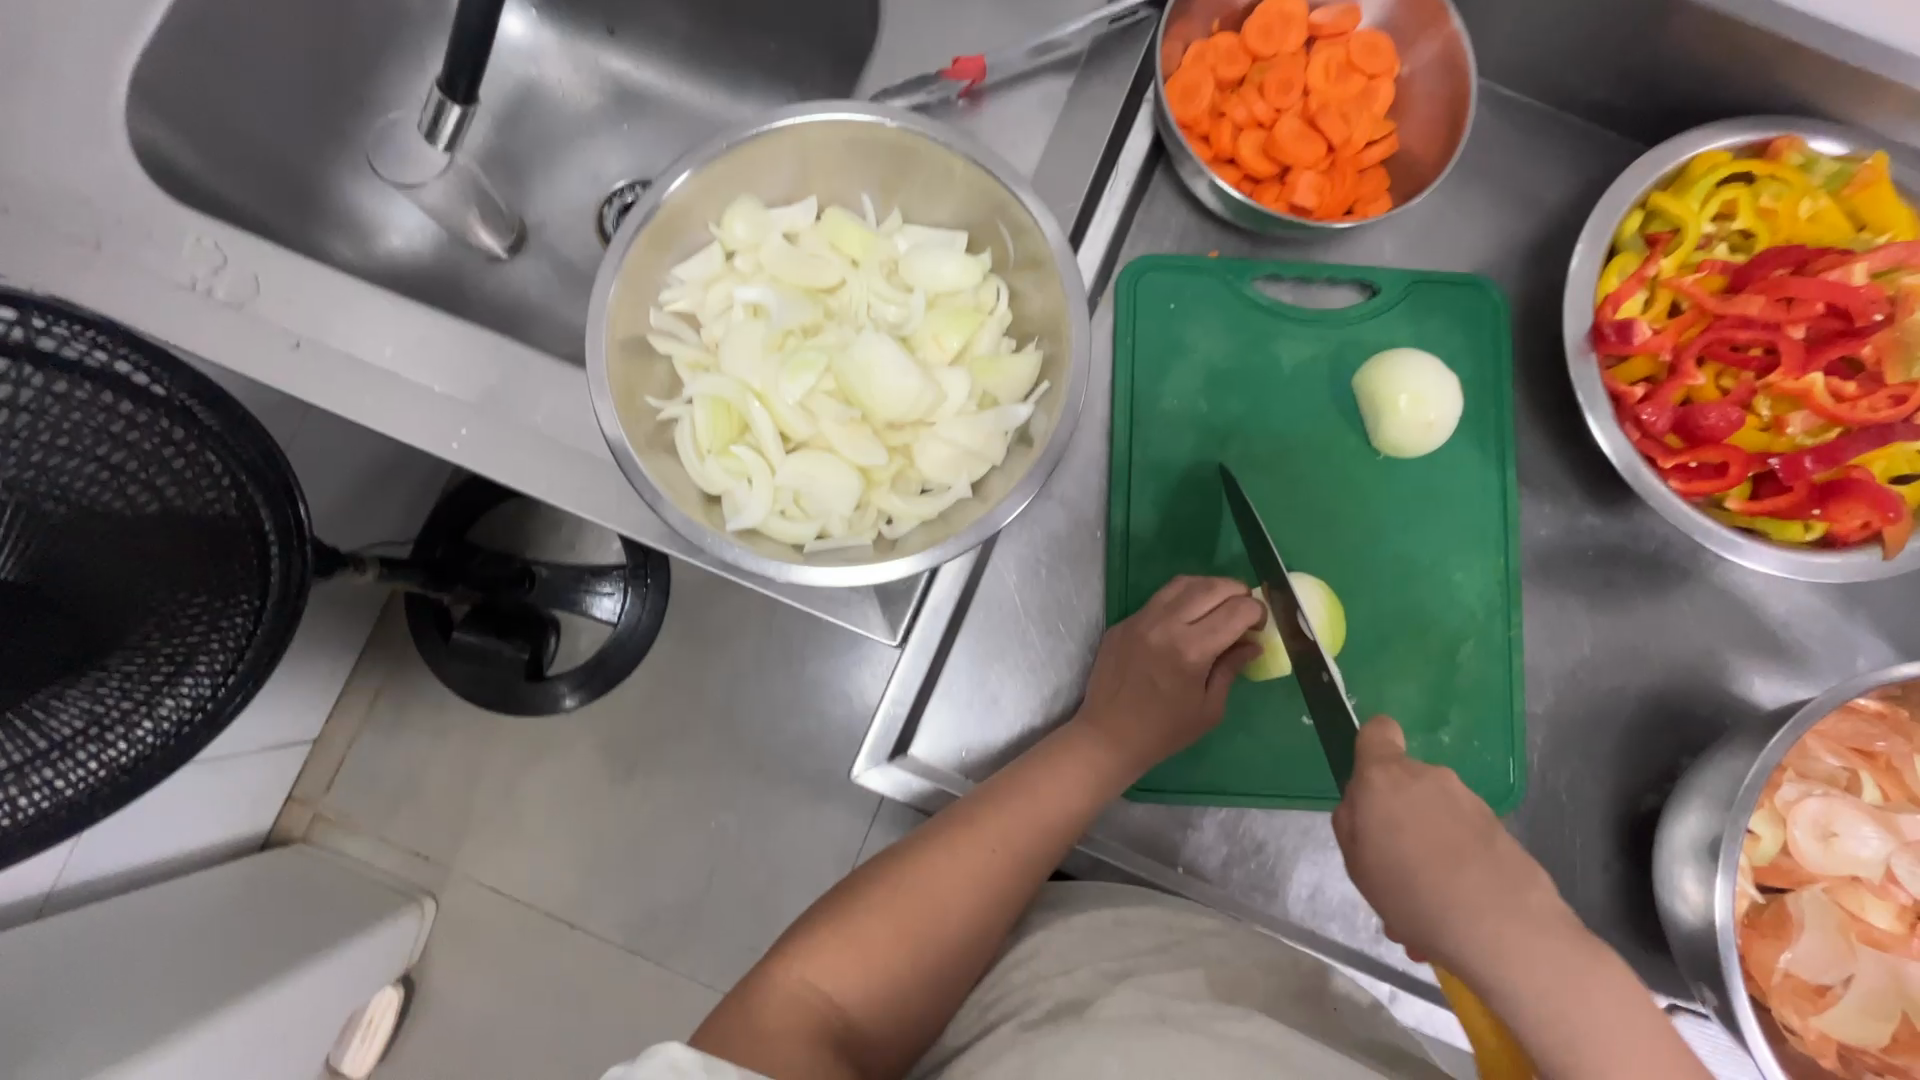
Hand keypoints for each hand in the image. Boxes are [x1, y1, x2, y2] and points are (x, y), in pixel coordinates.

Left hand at [1072, 576, 1265, 778]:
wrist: (1108, 735)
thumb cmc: (1164, 731)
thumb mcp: (1210, 708)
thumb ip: (1231, 668)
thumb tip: (1253, 644)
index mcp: (1191, 650)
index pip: (1237, 610)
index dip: (1257, 613)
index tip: (1258, 627)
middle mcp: (1165, 624)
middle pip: (1212, 586)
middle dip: (1238, 593)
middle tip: (1244, 612)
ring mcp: (1139, 619)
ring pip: (1182, 583)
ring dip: (1208, 588)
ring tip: (1218, 607)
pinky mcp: (1123, 622)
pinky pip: (1157, 599)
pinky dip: (1180, 601)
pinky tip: (1185, 621)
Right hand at [1332, 717, 1579, 978]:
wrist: (1504, 930)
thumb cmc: (1409, 890)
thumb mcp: (1355, 861)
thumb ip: (1352, 822)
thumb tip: (1364, 807)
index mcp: (1385, 777)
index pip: (1378, 731)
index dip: (1372, 748)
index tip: (1370, 785)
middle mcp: (1431, 779)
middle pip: (1406, 785)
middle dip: (1398, 819)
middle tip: (1392, 867)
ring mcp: (1472, 804)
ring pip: (1436, 819)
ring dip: (1428, 850)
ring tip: (1424, 905)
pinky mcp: (1504, 833)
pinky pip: (1464, 843)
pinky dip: (1456, 868)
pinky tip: (1451, 914)